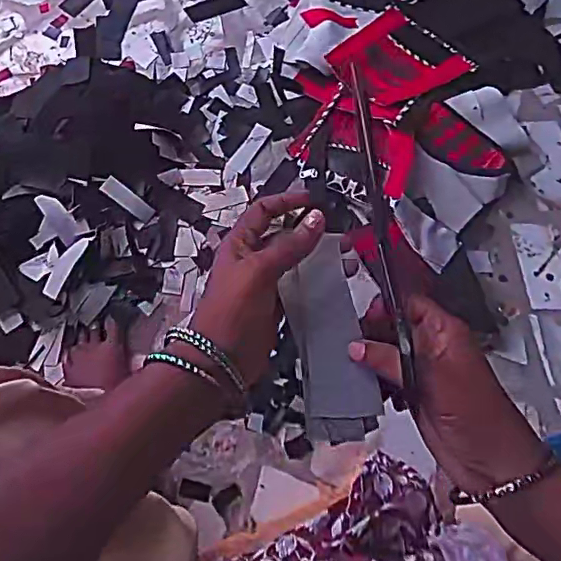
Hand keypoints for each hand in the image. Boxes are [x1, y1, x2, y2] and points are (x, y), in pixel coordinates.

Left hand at [189, 189, 325, 384]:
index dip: (286, 201)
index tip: (311, 200)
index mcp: (238, 243)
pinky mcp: (274, 304)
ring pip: (293, 260)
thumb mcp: (259, 271)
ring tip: (339, 252)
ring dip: (315, 255)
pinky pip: (297, 285)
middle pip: (282, 234)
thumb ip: (288, 246)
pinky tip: (330, 280)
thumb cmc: (225, 314)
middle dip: (307, 228)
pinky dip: (314, 281)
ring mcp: (263, 282)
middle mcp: (250, 259)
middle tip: (333, 228)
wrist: (221, 360)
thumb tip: (313, 221)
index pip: (263, 210)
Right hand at [350, 294, 544, 491]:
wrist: (492, 466)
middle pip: (393, 325)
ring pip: (386, 350)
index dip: (385, 306)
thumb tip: (359, 346)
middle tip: (354, 342)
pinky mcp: (413, 392)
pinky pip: (385, 375)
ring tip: (356, 362)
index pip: (409, 302)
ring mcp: (422, 370)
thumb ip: (392, 357)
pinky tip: (368, 383)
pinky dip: (373, 377)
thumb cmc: (482, 419)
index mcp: (445, 332)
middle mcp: (432, 347)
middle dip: (372, 332)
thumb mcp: (432, 378)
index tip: (365, 317)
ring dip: (369, 356)